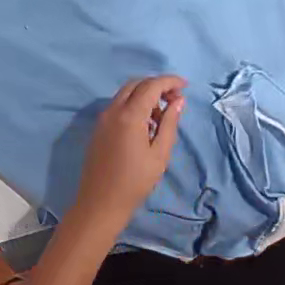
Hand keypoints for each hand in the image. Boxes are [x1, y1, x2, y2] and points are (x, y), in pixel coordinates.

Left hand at [73, 75, 185, 229]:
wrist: (101, 203)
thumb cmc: (135, 182)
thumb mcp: (160, 154)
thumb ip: (169, 124)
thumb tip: (178, 101)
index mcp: (129, 116)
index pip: (151, 86)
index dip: (170, 82)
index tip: (185, 86)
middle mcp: (112, 111)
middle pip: (136, 84)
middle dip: (156, 86)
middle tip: (174, 100)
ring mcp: (102, 119)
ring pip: (125, 95)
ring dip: (145, 96)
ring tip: (162, 117)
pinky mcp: (98, 129)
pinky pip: (117, 107)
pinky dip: (133, 106)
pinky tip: (145, 126)